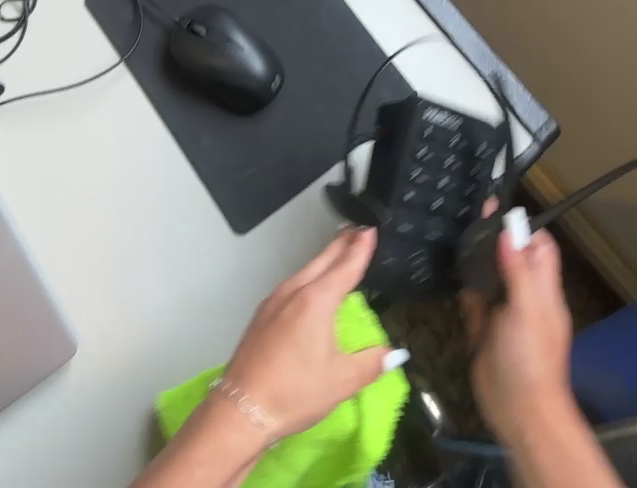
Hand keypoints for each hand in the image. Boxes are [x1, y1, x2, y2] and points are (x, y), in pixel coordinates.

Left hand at [221, 227, 403, 439]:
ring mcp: (275, 301)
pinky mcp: (263, 314)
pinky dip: (310, 275)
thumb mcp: (342, 381)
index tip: (370, 227)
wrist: (242, 408)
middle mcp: (294, 292)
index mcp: (317, 301)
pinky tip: (313, 285)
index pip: (345, 266)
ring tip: (340, 251)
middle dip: (342, 243)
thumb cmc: (295, 392)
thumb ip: (372, 363)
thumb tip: (395, 353)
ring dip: (325, 259)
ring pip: (306, 270)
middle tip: (358, 228)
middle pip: (323, 260)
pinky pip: (293, 284)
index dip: (360, 247)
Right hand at [460, 200, 577, 445]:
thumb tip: (508, 227)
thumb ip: (517, 269)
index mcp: (543, 289)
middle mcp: (524, 297)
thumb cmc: (529, 358)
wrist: (519, 412)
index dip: (522, 227)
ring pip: (490, 278)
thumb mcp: (526, 308)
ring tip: (452, 235)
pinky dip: (464, 290)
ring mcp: (504, 314)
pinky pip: (473, 302)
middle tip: (466, 216)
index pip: (539, 246)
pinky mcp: (484, 330)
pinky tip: (448, 274)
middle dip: (493, 239)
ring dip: (475, 262)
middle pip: (511, 257)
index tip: (494, 208)